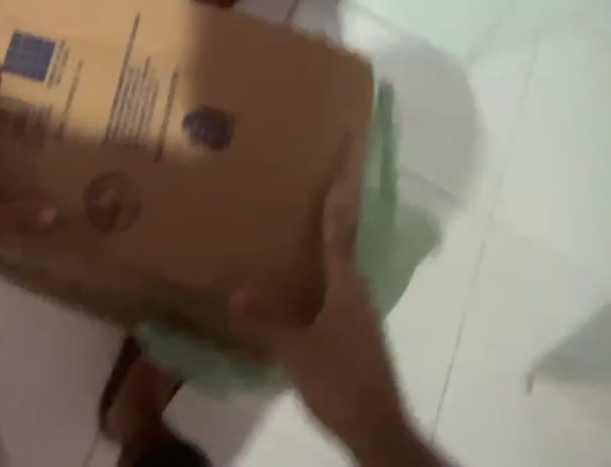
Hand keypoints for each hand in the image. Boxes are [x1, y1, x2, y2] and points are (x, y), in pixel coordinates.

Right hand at [231, 186, 415, 454]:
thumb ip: (265, 322)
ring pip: (341, 280)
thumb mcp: (294, 350)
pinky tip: (303, 298)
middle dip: (330, 229)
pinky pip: (338, 302)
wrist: (376, 430)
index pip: (340, 240)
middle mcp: (359, 298)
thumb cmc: (338, 380)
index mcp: (347, 291)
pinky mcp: (359, 341)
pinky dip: (322, 289)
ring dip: (325, 260)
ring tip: (298, 247)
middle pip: (344, 254)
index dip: (336, 210)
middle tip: (311, 204)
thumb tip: (233, 292)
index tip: (338, 180)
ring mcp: (362, 321)